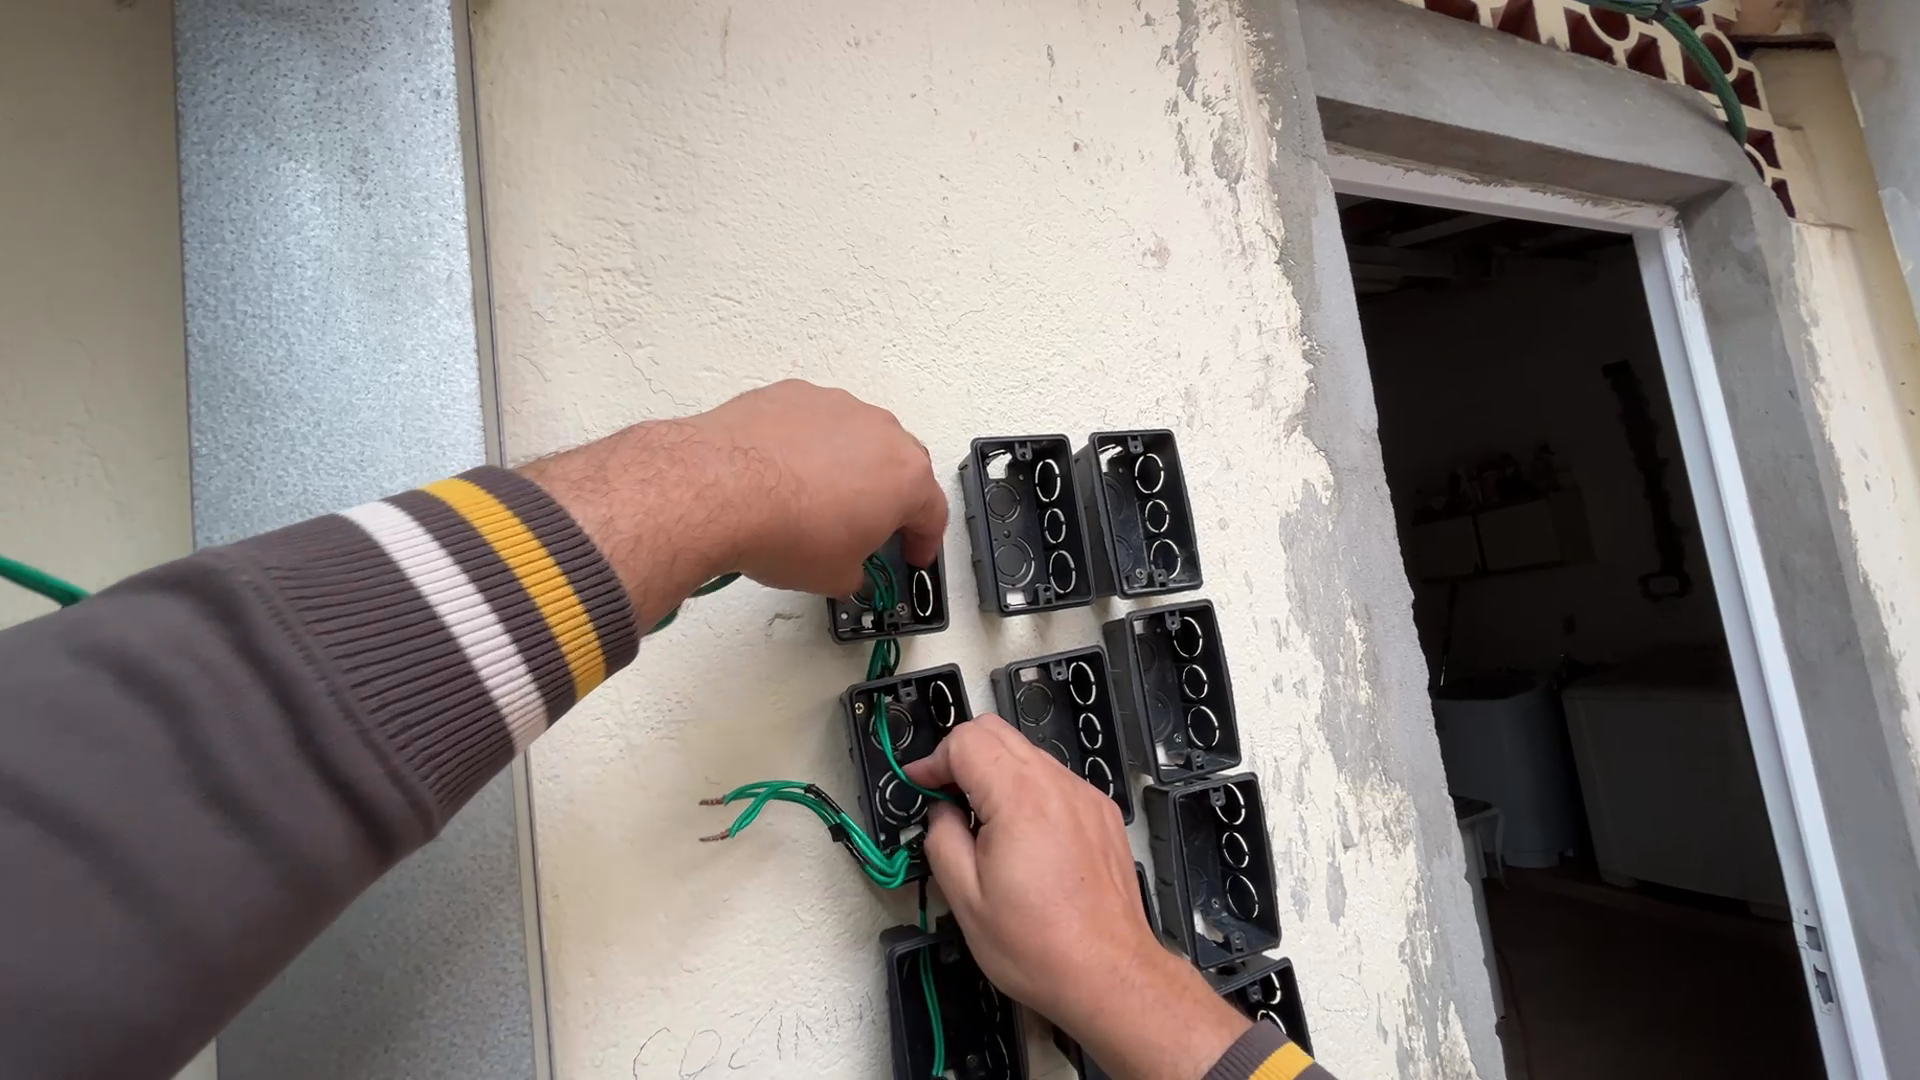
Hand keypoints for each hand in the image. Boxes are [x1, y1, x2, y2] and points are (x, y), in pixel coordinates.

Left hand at [521, 380, 946, 624]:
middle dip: (890, 500)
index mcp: (906, 477)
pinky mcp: (794, 396)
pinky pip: (813, 423)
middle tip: (871, 528)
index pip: (932, 513)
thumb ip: (855, 572)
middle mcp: (879, 432)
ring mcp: (837, 408)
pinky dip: (806, 446)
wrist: (718, 491)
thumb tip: (846, 571)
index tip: (914, 552)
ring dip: (848, 467)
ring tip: (817, 501)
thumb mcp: (834, 576)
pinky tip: (782, 473)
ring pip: (857, 439)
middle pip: (901, 468)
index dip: (925, 541)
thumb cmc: (781, 526)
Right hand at [906, 715, 1250, 1079]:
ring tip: (983, 822)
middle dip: (961, 754)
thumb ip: (941, 838)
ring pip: (1026, 751)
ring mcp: (1083, 795)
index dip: (934, 759)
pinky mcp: (1100, 811)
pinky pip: (1054, 778)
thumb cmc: (1042, 947)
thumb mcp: (965, 899)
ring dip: (995, 770)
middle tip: (944, 794)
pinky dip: (1028, 788)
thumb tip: (939, 811)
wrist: (1109, 975)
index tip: (921, 783)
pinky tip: (1022, 834)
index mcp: (1019, 798)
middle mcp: (1056, 785)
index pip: (966, 740)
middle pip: (996, 730)